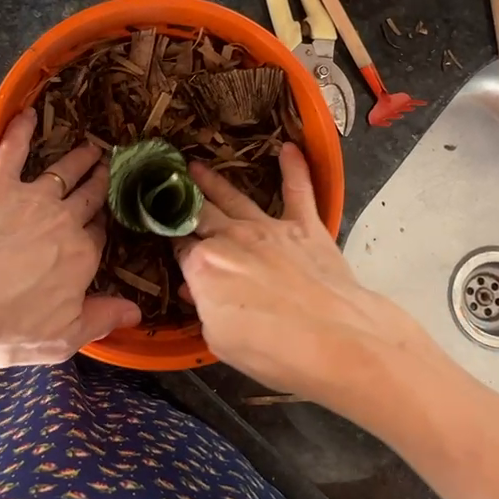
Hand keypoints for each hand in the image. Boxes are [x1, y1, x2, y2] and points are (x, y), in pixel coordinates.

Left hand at [0, 109, 140, 367]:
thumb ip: (100, 320)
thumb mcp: (60, 339)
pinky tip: (27, 114)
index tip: (110, 220)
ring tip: (90, 147)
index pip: (100, 238)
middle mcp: (65, 221)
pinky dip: (22, 130)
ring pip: (64, 172)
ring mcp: (33, 198)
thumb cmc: (3, 326)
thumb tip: (136, 313)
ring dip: (79, 158)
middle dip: (102, 183)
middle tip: (111, 167)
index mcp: (82, 258)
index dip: (104, 229)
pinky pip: (14, 150)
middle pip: (89, 199)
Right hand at [176, 144, 442, 422]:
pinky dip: (294, 168)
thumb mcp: (220, 340)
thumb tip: (196, 289)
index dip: (171, 242)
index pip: (180, 248)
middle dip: (181, 199)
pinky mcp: (306, 227)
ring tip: (195, 167)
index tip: (163, 235)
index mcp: (204, 266)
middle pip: (201, 215)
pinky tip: (289, 148)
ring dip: (213, 181)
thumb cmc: (272, 350)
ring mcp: (269, 229)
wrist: (335, 341)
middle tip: (166, 183)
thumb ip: (204, 308)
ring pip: (235, 198)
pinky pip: (299, 191)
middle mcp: (231, 238)